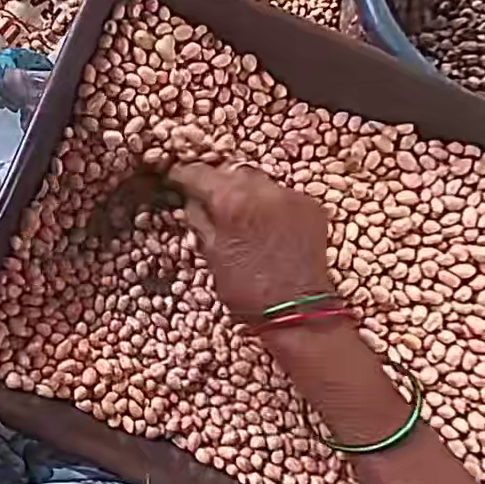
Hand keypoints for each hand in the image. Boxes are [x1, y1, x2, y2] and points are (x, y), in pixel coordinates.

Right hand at [168, 161, 336, 319]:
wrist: (297, 311)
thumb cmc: (245, 288)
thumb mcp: (210, 253)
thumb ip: (198, 218)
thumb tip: (191, 200)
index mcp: (230, 200)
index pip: (198, 172)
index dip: (182, 175)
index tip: (174, 179)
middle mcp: (262, 189)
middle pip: (229, 172)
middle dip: (215, 182)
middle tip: (204, 198)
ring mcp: (289, 195)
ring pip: (256, 181)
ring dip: (242, 191)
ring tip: (235, 212)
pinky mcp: (310, 206)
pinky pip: (280, 195)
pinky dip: (267, 203)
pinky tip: (262, 223)